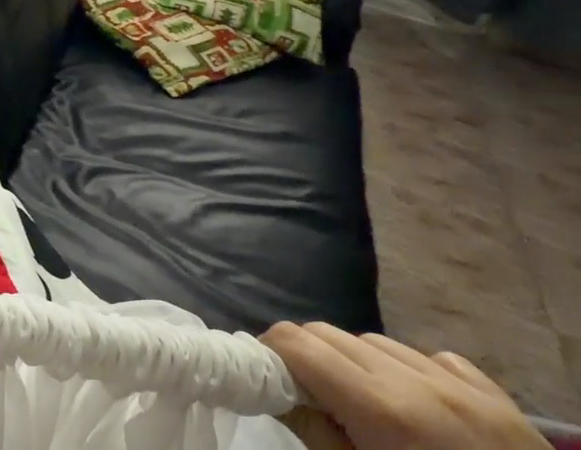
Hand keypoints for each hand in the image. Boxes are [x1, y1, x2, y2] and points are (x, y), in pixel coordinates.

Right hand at [263, 322, 548, 448]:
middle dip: (307, 354)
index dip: (269, 352)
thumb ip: (313, 430)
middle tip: (309, 391)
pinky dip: (410, 370)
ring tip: (366, 399)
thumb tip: (275, 390)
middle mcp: (416, 383)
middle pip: (327, 333)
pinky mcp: (496, 397)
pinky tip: (418, 402)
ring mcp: (461, 386)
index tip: (265, 376)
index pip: (294, 342)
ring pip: (375, 341)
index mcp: (378, 407)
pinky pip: (433, 358)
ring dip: (356, 360)